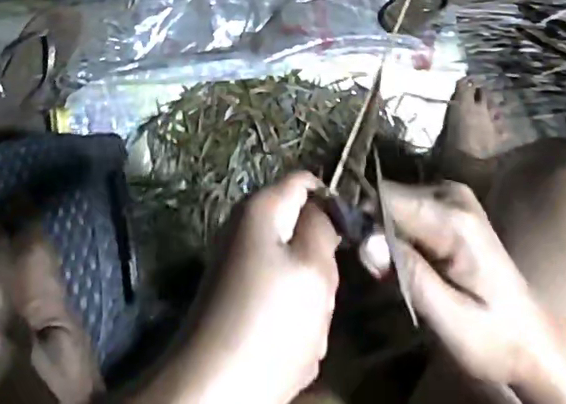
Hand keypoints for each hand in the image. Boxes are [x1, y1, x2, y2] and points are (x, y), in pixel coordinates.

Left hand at [135, 173, 340, 403]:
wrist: (212, 391)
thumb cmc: (269, 322)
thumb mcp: (313, 269)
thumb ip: (323, 229)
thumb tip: (323, 209)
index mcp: (261, 208)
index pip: (307, 182)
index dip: (335, 203)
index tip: (353, 238)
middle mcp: (245, 229)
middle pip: (303, 230)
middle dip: (322, 262)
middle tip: (325, 292)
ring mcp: (240, 267)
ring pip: (297, 271)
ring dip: (311, 300)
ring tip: (307, 330)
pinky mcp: (239, 305)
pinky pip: (280, 302)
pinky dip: (292, 323)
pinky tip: (291, 350)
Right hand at [366, 181, 565, 390]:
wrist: (533, 339)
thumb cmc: (495, 338)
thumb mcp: (451, 321)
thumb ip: (409, 276)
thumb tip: (366, 242)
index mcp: (455, 221)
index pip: (388, 200)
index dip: (366, 223)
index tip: (360, 255)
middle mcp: (453, 194)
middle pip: (390, 198)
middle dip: (376, 232)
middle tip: (381, 274)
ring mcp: (452, 194)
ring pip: (395, 202)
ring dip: (386, 234)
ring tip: (396, 272)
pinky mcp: (450, 202)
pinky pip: (407, 207)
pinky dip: (400, 233)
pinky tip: (411, 262)